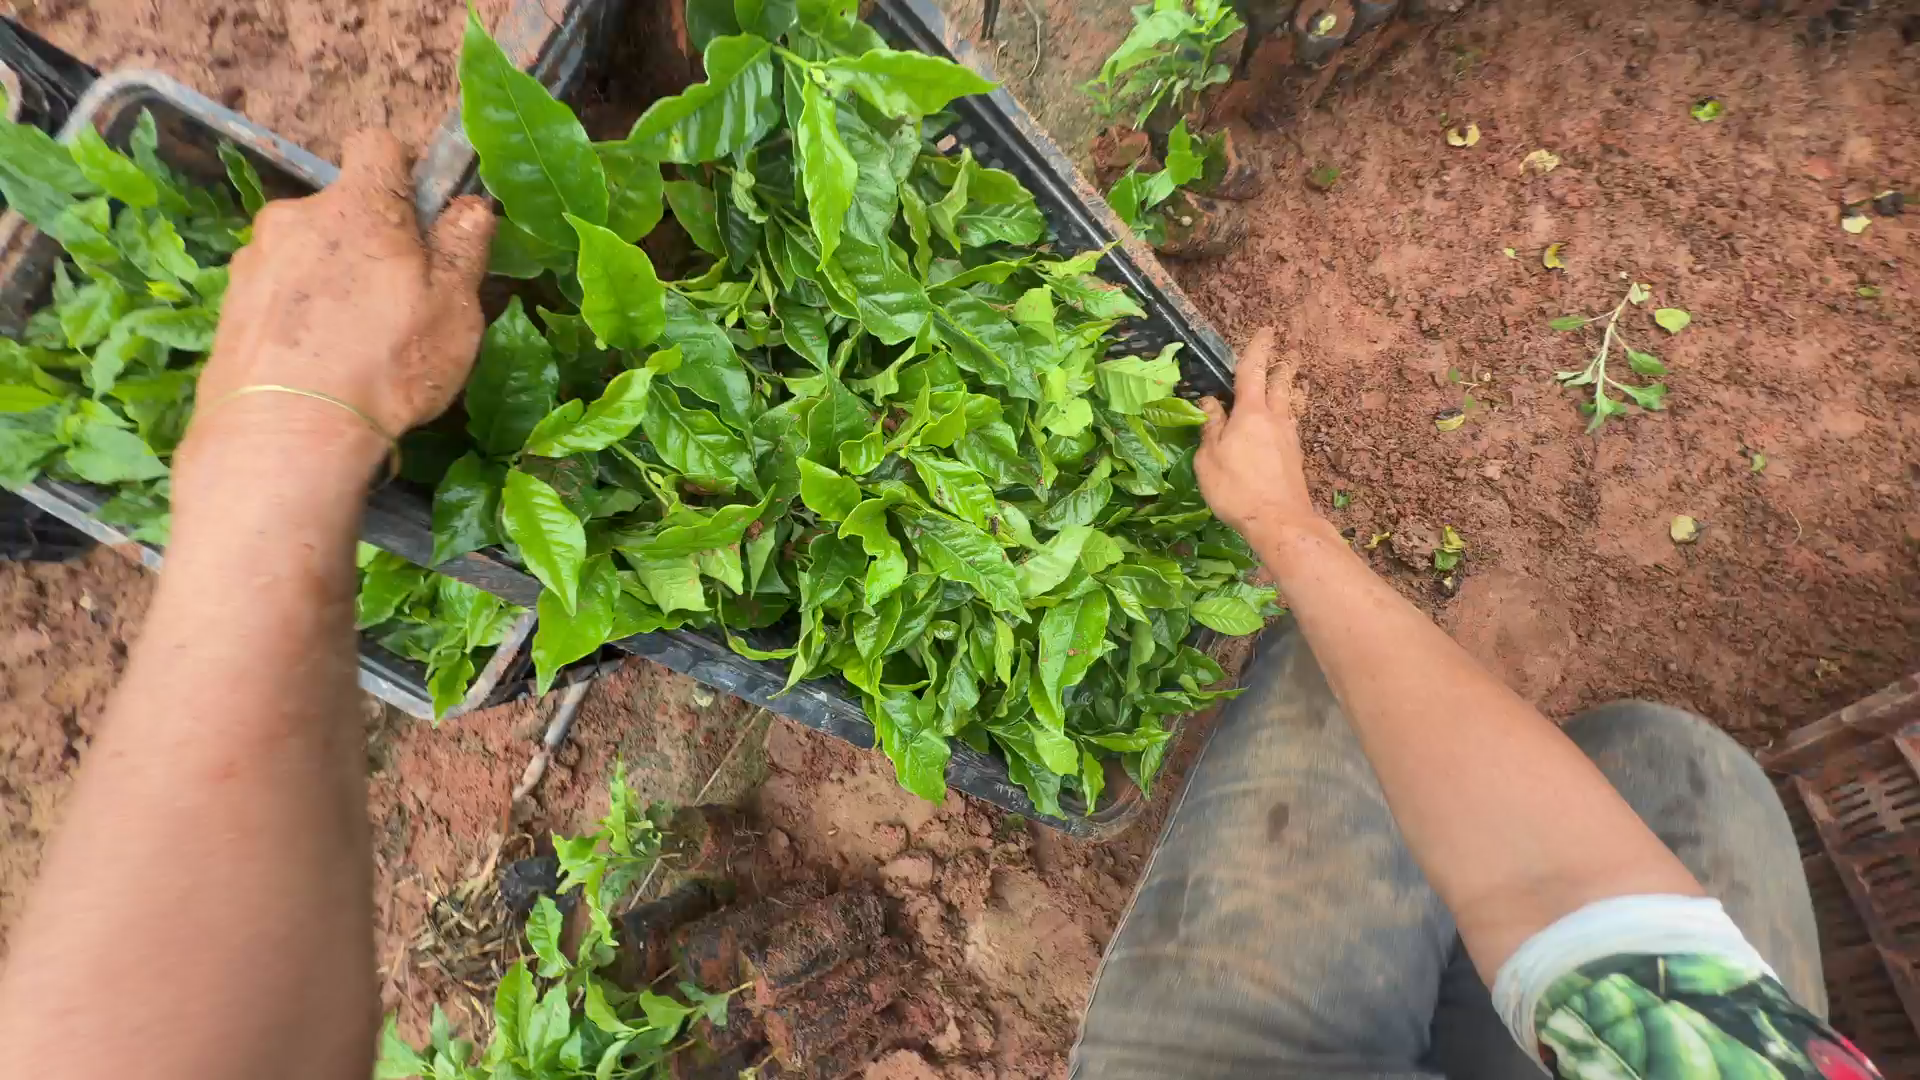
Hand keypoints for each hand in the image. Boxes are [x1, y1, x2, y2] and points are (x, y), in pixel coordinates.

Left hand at [181, 130, 494, 477]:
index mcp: (361, 210)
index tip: (430, 214)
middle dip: (382, 240)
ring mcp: (259, 254)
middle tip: (412, 299)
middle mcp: (299, 215)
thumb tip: (474, 206)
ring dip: (345, 274)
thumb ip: (464, 250)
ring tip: (369, 336)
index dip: (409, 170)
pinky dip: (313, 304)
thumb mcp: (455, 308)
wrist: (292, 425)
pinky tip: (332, 352)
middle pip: (350, 208)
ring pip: (318, 248)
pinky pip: (289, 283)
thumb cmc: (392, 361)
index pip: (379, 146)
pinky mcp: (237, 295)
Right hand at [1196, 326, 1317, 544]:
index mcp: (1250, 413)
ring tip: (1291, 382)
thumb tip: (1210, 404)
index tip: (1266, 330)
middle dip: (1282, 366)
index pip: (1253, 371)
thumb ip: (1211, 428)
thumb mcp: (1209, 458)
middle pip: (1281, 383)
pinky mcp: (1294, 456)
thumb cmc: (1236, 488)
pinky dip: (1288, 413)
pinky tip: (1285, 420)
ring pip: (1291, 403)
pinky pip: (1292, 423)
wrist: (1278, 519)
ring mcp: (1288, 437)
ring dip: (1290, 388)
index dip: (1258, 349)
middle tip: (1285, 354)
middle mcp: (1274, 418)